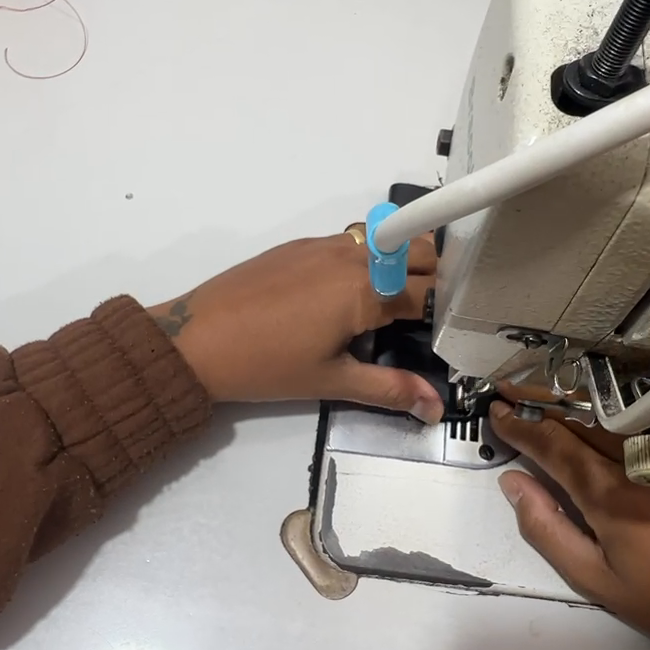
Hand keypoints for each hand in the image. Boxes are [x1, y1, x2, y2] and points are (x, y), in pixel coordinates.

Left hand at [149, 233, 443, 421]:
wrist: (196, 339)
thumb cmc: (267, 365)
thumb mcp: (331, 381)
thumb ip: (389, 389)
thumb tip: (436, 408)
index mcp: (366, 291)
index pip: (428, 291)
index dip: (447, 310)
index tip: (454, 328)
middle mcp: (351, 257)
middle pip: (415, 249)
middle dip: (433, 274)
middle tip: (430, 312)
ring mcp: (322, 245)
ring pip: (382, 241)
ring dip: (400, 261)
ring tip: (394, 301)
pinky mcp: (298, 245)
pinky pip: (349, 242)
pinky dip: (366, 258)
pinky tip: (349, 292)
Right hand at [487, 403, 649, 649]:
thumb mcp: (596, 582)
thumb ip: (546, 528)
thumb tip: (513, 481)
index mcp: (617, 502)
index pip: (555, 445)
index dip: (521, 425)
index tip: (499, 411)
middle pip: (584, 420)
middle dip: (546, 409)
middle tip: (518, 397)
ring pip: (619, 418)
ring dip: (585, 414)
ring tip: (561, 410)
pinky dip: (631, 430)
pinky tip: (623, 442)